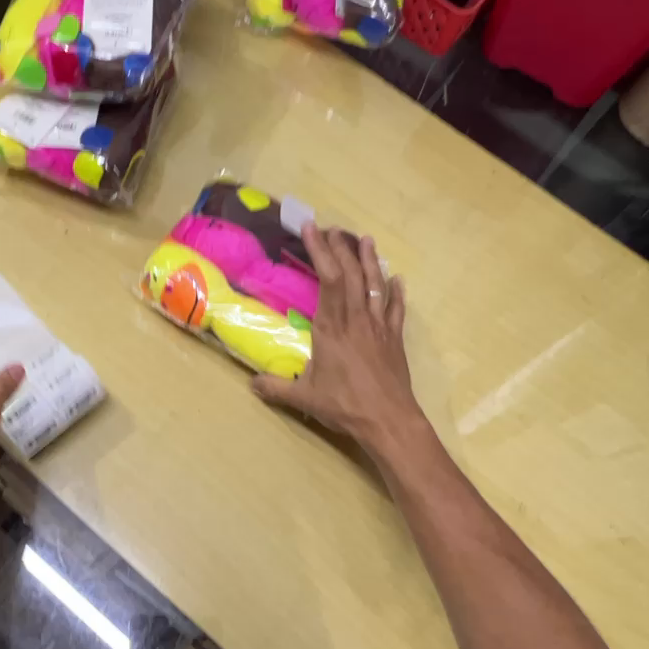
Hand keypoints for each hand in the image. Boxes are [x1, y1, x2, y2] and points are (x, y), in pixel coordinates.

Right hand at [252, 223, 427, 455]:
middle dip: (341, 248)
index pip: (327, 280)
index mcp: (331, 328)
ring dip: (370, 261)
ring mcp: (379, 328)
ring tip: (365, 240)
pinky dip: (396, 292)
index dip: (320, 251)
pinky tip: (396, 279)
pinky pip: (396, 309)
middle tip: (332, 228)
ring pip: (375, 285)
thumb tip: (251, 383)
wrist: (389, 420)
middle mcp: (356, 320)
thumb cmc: (345, 406)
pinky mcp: (395, 339)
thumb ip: (276, 388)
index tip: (312, 229)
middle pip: (351, 275)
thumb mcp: (304, 399)